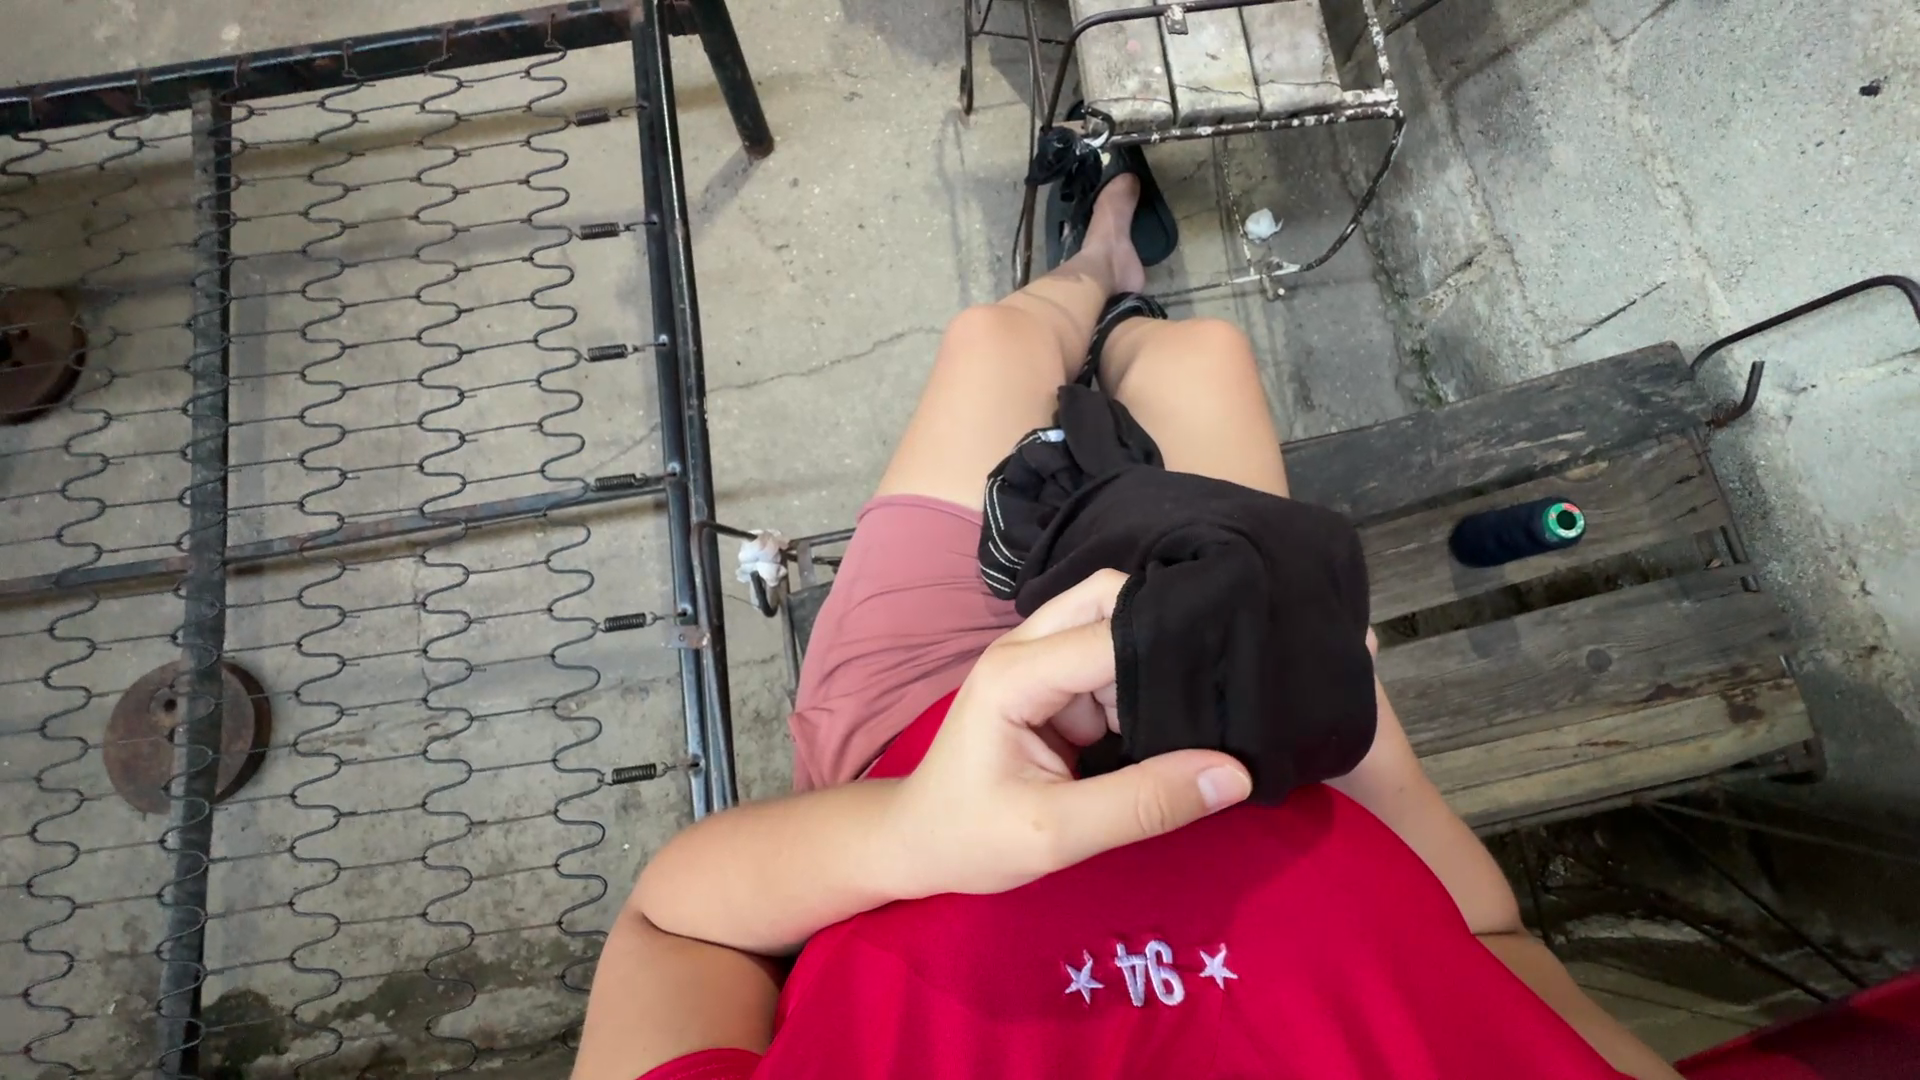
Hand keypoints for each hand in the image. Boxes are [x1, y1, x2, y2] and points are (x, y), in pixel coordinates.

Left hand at [884, 569, 1252, 898]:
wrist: (918, 842)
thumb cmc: (971, 838)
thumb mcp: (1057, 834)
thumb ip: (1142, 803)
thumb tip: (1233, 773)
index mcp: (1016, 674)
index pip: (1108, 632)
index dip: (1171, 640)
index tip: (1233, 663)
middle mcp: (1024, 649)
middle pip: (1105, 599)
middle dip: (1160, 632)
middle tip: (1215, 682)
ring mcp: (1035, 662)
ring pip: (1111, 628)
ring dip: (1152, 666)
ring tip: (1198, 716)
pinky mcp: (1049, 684)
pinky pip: (1106, 663)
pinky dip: (1138, 687)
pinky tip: (1165, 727)